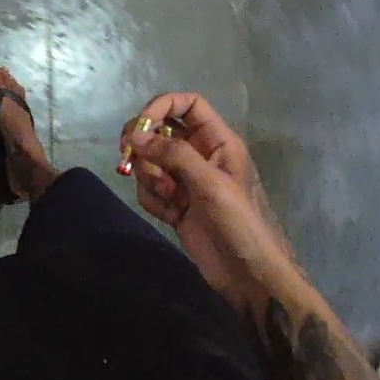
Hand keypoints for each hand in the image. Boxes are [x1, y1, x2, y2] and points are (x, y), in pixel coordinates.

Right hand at [120, 93, 292, 307]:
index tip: (139, 127)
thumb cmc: (241, 223)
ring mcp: (186, 180)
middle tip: (130, 159)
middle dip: (144, 146)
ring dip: (149, 178)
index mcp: (218, 142)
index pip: (187, 104)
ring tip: (169, 199)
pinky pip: (149, 189)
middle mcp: (200, 155)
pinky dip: (152, 200)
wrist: (250, 275)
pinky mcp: (175, 204)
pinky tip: (170, 216)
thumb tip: (134, 135)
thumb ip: (173, 154)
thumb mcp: (210, 184)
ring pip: (149, 162)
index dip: (161, 106)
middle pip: (160, 132)